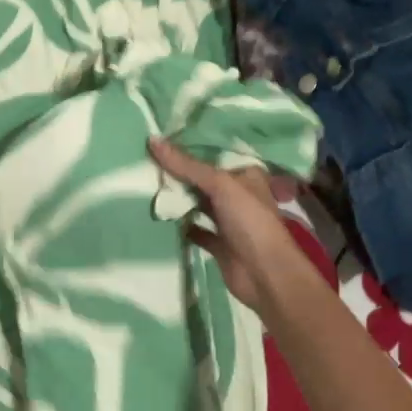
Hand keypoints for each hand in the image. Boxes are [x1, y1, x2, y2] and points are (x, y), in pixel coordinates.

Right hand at [148, 137, 312, 312]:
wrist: (265, 276)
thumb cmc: (249, 220)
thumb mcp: (220, 184)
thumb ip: (186, 165)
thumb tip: (152, 139)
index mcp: (245, 173)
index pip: (214, 152)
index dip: (190, 144)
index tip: (161, 134)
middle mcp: (237, 193)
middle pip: (203, 178)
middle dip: (179, 171)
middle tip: (146, 157)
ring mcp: (227, 219)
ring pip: (198, 202)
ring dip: (178, 196)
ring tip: (146, 180)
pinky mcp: (218, 243)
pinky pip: (194, 228)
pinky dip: (180, 223)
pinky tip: (158, 214)